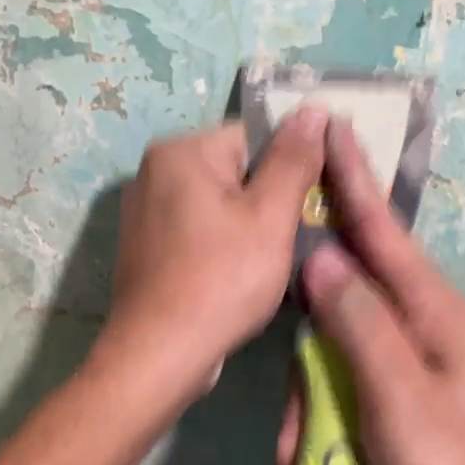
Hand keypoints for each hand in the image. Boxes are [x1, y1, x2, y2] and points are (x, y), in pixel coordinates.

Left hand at [100, 109, 327, 395]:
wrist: (160, 354)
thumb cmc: (221, 280)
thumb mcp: (270, 216)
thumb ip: (294, 160)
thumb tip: (313, 110)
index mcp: (180, 151)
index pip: (255, 135)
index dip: (294, 166)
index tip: (319, 201)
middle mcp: (154, 171)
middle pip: (236, 169)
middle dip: (272, 199)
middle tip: (303, 235)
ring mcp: (145, 211)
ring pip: (219, 204)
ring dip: (251, 226)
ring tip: (274, 260)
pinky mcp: (147, 247)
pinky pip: (199, 231)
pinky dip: (224, 246)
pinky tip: (243, 276)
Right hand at [275, 120, 464, 464]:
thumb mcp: (397, 393)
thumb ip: (357, 321)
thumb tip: (319, 255)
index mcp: (429, 308)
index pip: (379, 228)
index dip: (351, 177)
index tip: (330, 125)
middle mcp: (415, 324)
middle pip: (343, 287)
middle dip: (303, 306)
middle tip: (262, 297)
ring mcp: (400, 364)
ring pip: (330, 347)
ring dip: (306, 393)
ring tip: (295, 442)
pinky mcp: (387, 399)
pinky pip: (337, 388)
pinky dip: (317, 419)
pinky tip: (303, 457)